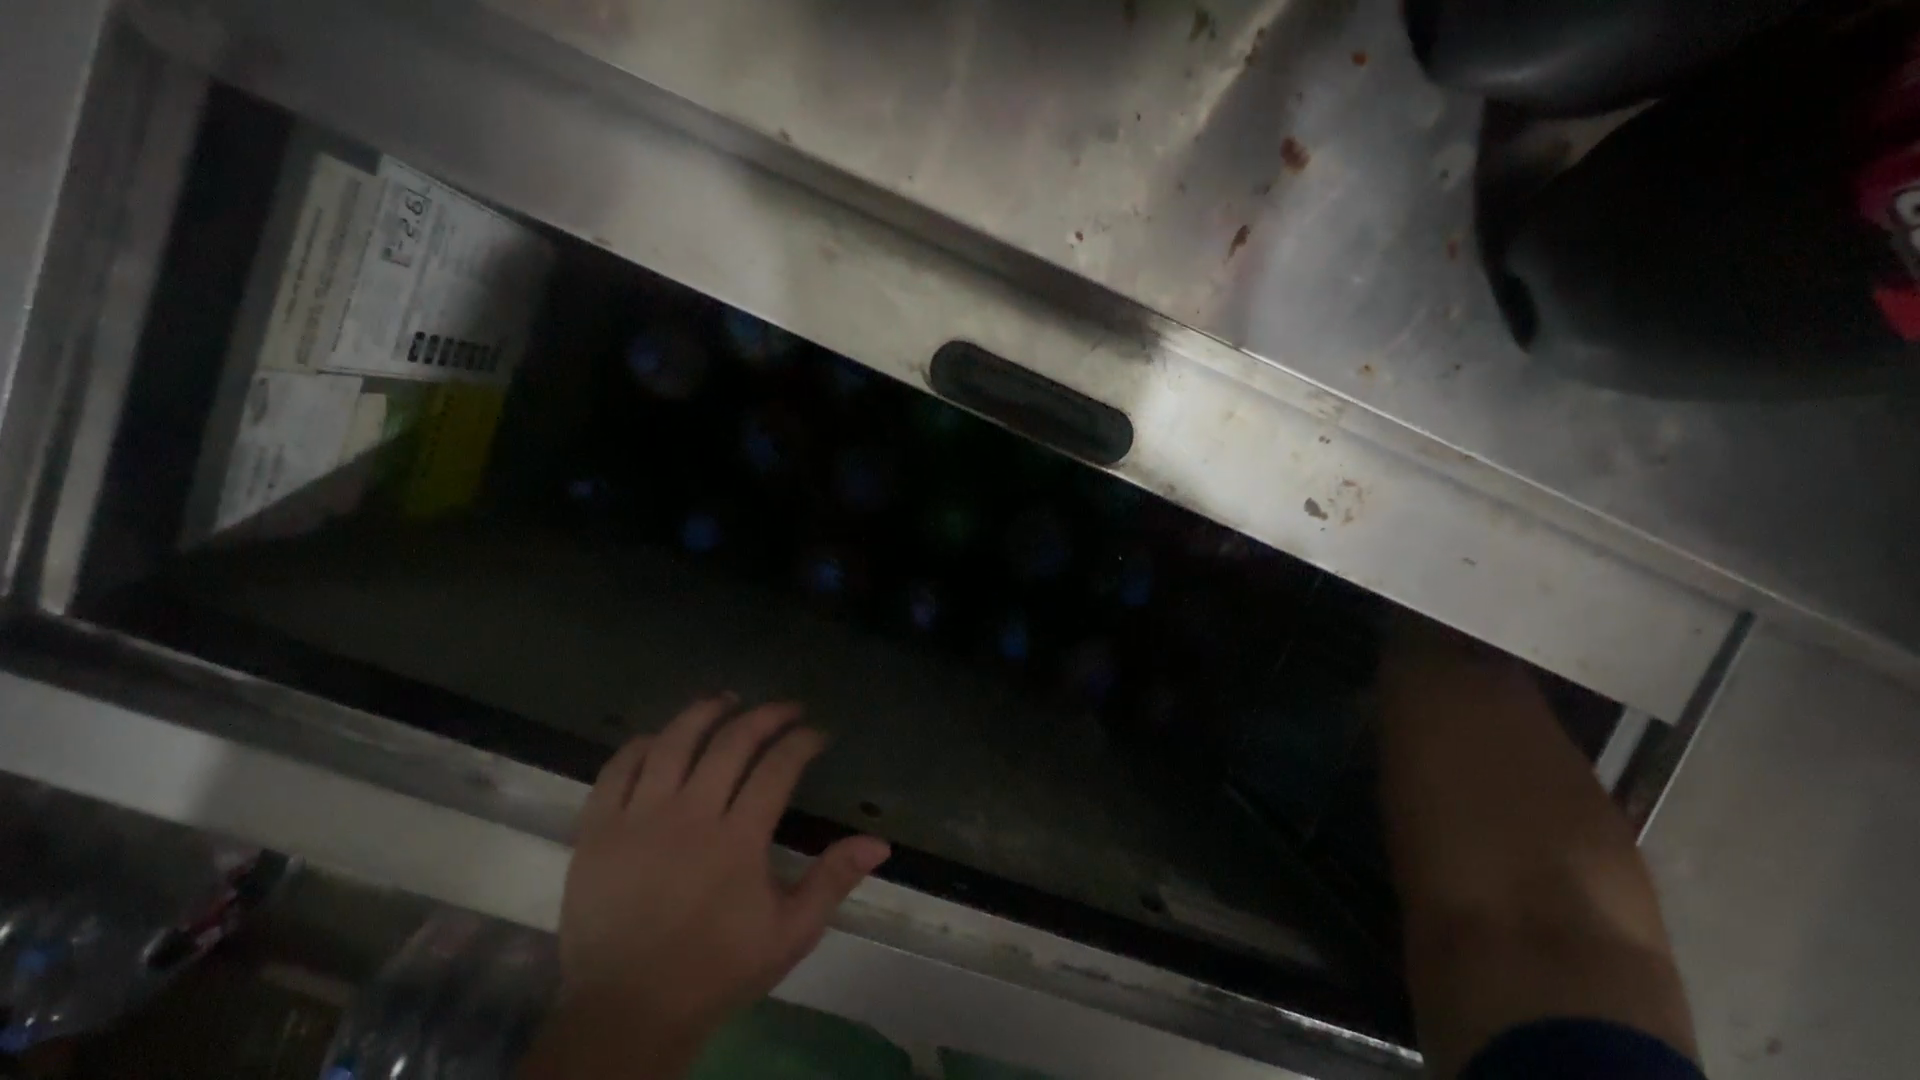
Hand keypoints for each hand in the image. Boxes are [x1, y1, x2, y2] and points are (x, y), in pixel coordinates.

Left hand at [523, 694, 889, 1079]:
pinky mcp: (597, 829)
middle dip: (765, 716)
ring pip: (672, 742)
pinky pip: (617, 769)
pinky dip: (643, 744)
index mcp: (737, 840)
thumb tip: (879, 842)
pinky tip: (662, 738)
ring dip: (703, 712)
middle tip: (785, 709)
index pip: (777, 767)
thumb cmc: (716, 971)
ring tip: (726, 700)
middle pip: (730, 743)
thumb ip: (832, 880)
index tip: (817, 733)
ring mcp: (637, 818)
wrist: (628, 1009)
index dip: (802, 741)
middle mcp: (688, 816)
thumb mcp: (789, 933)